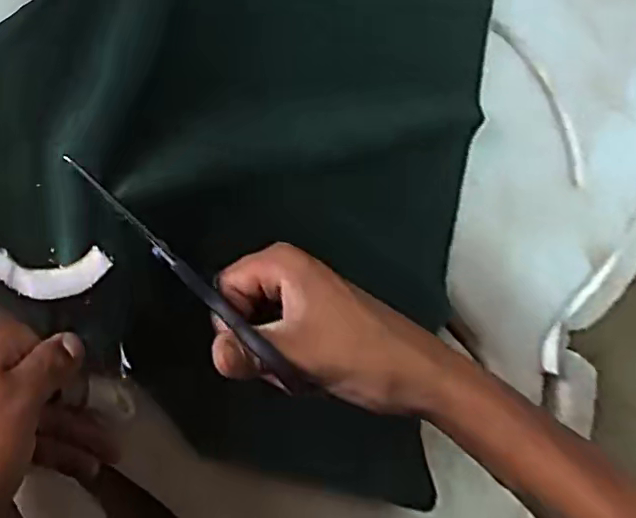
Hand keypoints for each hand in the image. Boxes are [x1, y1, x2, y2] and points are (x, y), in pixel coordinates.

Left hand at [0, 322, 118, 517]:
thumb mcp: (23, 396)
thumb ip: (52, 365)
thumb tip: (73, 339)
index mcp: (0, 347)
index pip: (48, 343)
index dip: (75, 365)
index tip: (100, 383)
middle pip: (49, 381)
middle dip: (82, 405)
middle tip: (112, 422)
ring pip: (46, 414)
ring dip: (77, 433)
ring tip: (109, 453)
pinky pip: (34, 439)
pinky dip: (58, 450)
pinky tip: (84, 466)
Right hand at [212, 243, 459, 415]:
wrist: (421, 374)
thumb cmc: (359, 354)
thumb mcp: (298, 355)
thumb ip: (249, 352)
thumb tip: (214, 354)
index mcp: (279, 262)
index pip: (225, 286)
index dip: (230, 323)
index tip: (251, 354)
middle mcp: (287, 266)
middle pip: (240, 303)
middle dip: (254, 340)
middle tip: (281, 365)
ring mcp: (301, 288)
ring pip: (259, 321)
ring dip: (271, 352)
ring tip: (300, 369)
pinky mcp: (313, 310)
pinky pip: (279, 329)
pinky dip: (286, 353)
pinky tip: (309, 370)